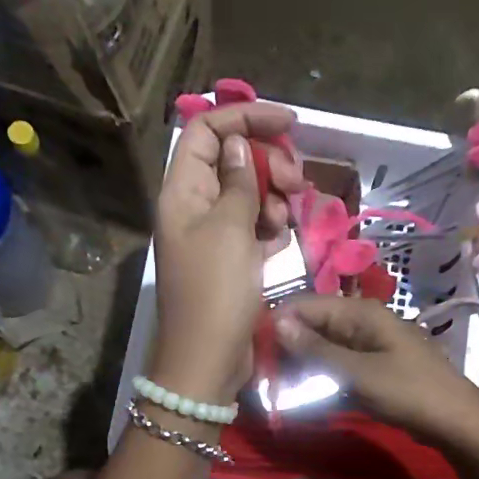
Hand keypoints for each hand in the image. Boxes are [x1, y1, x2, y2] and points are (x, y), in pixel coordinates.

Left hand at [151, 102, 304, 400]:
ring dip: (274, 198)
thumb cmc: (216, 293)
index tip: (289, 124)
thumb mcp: (230, 230)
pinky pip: (254, 229)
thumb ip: (238, 182)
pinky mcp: (231, 262)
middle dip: (268, 163)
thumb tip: (238, 145)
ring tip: (288, 221)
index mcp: (183, 192)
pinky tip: (285, 240)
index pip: (207, 132)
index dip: (245, 117)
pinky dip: (271, 227)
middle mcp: (195, 208)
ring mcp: (213, 237)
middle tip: (296, 184)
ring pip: (248, 196)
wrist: (208, 360)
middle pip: (231, 161)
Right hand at [273, 295, 478, 446]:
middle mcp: (364, 321)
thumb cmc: (408, 392)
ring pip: (324, 346)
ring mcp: (370, 343)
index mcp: (361, 313)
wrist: (454, 421)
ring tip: (280, 387)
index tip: (254, 349)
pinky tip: (307, 393)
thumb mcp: (358, 372)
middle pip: (314, 325)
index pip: (306, 305)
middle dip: (289, 346)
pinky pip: (340, 363)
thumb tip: (277, 321)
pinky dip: (323, 375)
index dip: (278, 322)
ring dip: (304, 364)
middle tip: (264, 375)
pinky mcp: (374, 365)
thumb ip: (317, 349)